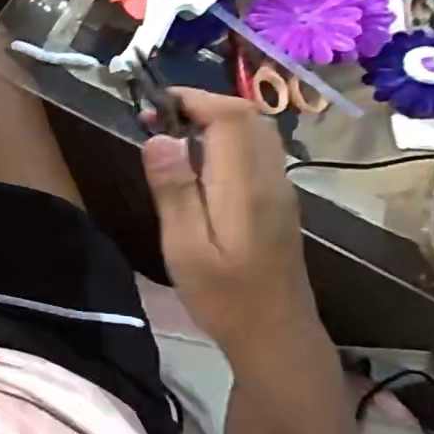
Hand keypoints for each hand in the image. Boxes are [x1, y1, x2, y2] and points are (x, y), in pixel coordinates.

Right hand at [141, 89, 318, 349]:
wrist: (275, 336)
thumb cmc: (223, 296)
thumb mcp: (185, 248)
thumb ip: (174, 191)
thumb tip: (159, 137)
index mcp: (245, 185)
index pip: (230, 116)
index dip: (193, 98)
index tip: (154, 105)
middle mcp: (270, 178)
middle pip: (248, 117)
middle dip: (203, 104)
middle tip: (159, 119)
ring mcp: (279, 190)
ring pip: (256, 133)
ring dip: (216, 121)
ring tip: (173, 136)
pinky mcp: (277, 203)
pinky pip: (257, 153)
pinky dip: (227, 141)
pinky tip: (199, 166)